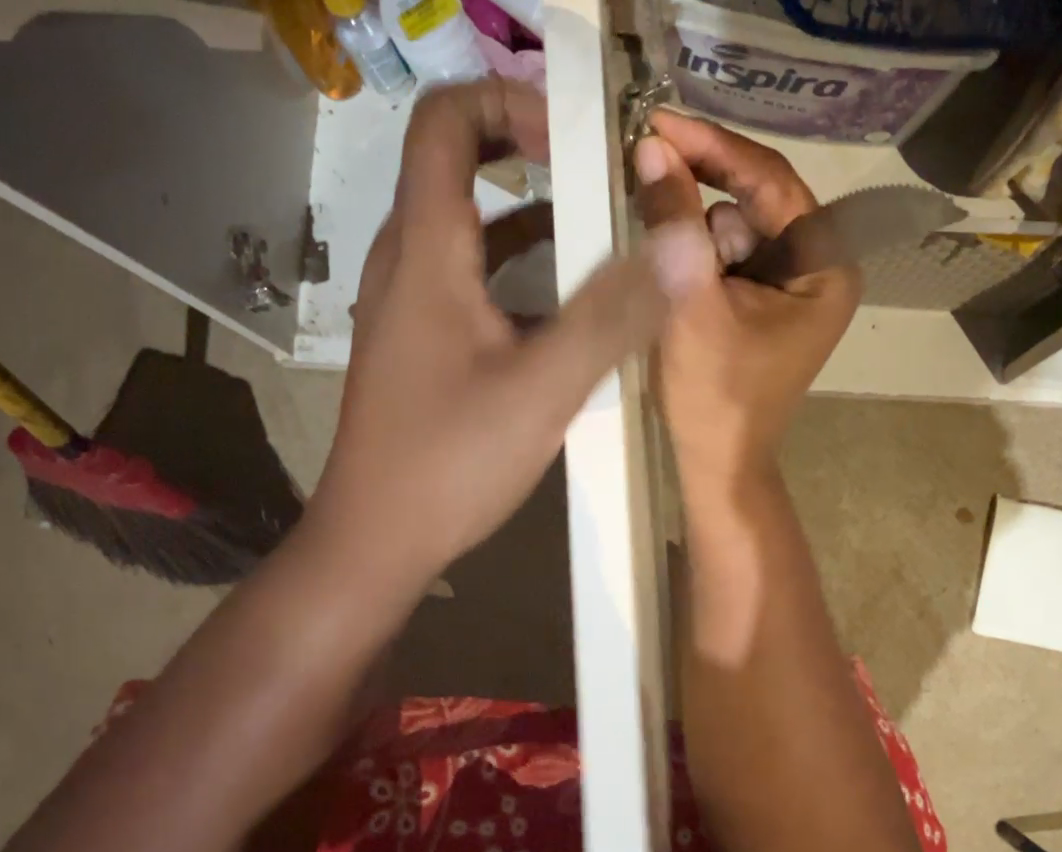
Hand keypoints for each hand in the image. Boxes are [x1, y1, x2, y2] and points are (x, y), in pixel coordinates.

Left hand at [307, 80, 703, 590]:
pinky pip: (467, 279)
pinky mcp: (417, 346)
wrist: (375, 540)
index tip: (577, 138)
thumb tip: (686, 242)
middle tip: (599, 177)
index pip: (445, 120)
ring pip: (466, 228)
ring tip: (598, 234)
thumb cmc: (450, 461)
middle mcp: (407, 262)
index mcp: (427, 250)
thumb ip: (613, 313)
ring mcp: (407, 306)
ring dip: (528, 215)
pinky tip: (564, 311)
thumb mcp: (544, 388)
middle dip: (528, 152)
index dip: (509, 102)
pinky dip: (515, 270)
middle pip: (455, 165)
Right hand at [633, 111, 861, 485]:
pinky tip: (668, 255)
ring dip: (695, 221)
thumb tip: (652, 149)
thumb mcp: (692, 305)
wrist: (720, 465)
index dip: (715, 147)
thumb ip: (676, 225)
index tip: (659, 124)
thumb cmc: (716, 396)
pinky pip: (730, 254)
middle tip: (645, 157)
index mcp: (825, 266)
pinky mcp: (765, 302)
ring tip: (655, 231)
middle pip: (758, 198)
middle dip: (702, 182)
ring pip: (739, 224)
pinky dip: (697, 248)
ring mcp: (793, 285)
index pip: (772, 180)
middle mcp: (819, 266)